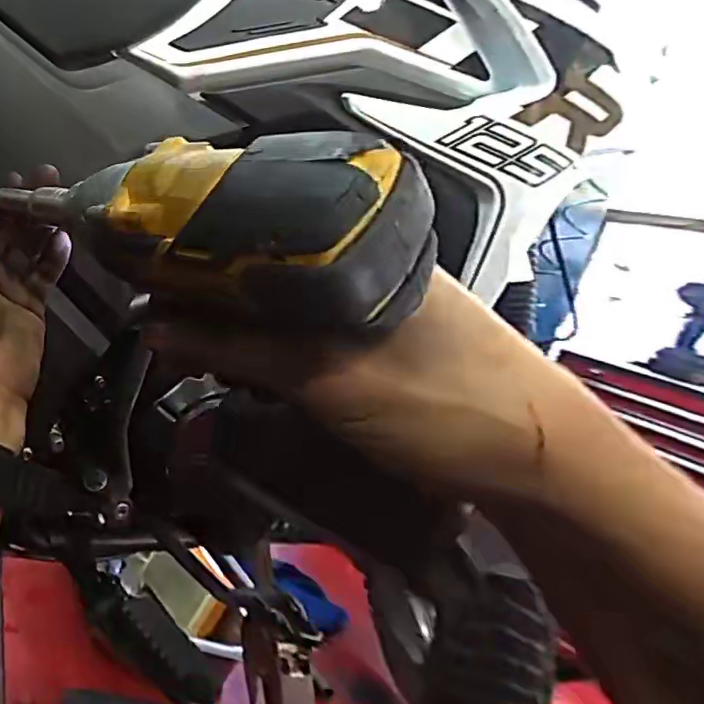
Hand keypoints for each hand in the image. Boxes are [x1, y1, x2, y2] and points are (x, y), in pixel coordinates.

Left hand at [0, 173, 71, 449]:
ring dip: (42, 226)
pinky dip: (54, 255)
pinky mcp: (33, 306)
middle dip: (26, 207)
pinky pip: (45, 274)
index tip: (19, 179)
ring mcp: (8, 290)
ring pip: (28, 250)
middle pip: (8, 233)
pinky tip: (64, 236)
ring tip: (61, 200)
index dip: (0, 201)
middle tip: (48, 180)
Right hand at [145, 270, 604, 505]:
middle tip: (165, 316)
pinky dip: (260, 339)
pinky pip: (295, 323)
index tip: (153, 268)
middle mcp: (360, 260)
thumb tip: (152, 327)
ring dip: (232, 320)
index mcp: (356, 246)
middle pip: (259, 264)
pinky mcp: (370, 333)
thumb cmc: (443, 405)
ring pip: (274, 297)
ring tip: (190, 343)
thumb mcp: (322, 376)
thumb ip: (231, 347)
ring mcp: (367, 297)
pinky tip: (234, 359)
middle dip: (208, 292)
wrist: (552, 475)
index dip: (199, 246)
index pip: (253, 228)